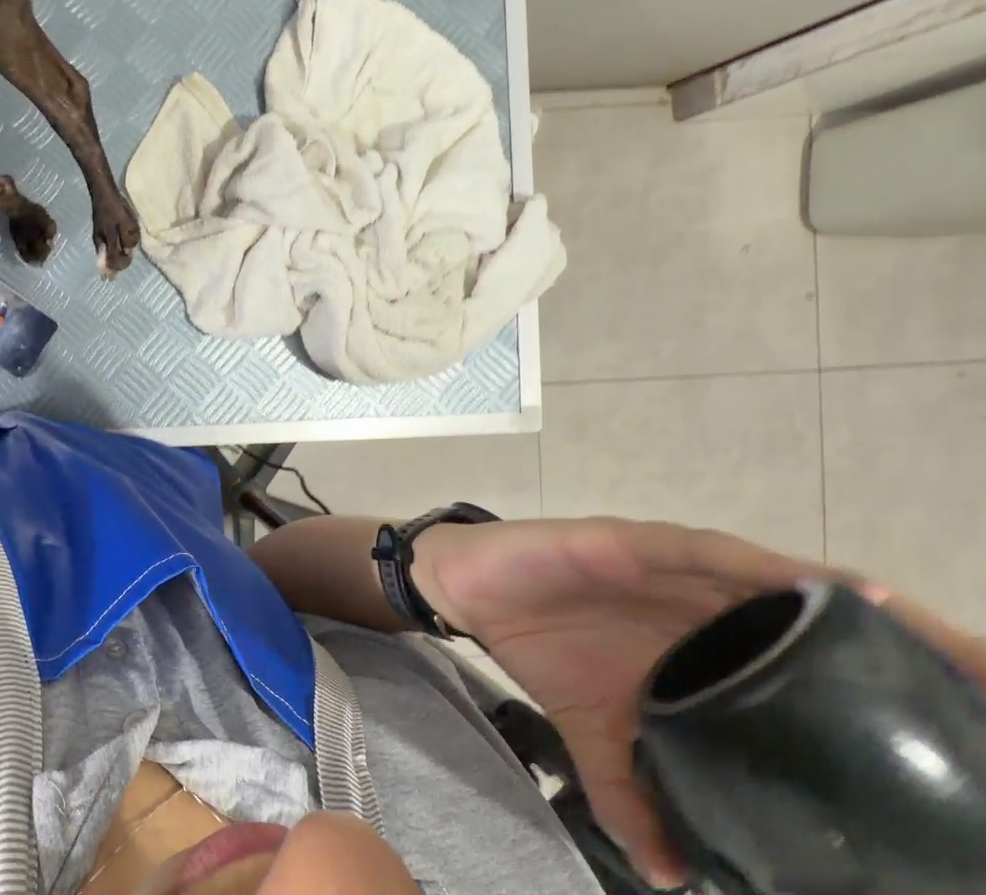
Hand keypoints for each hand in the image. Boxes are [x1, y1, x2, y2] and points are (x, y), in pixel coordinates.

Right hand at [410, 519, 985, 889]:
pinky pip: (711, 553)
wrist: (469, 591)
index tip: (973, 738)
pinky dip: (773, 570)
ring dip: (867, 608)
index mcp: (705, 642)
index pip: (811, 662)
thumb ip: (632, 793)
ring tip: (952, 646)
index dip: (888, 690)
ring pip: (784, 581)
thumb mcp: (592, 732)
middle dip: (913, 651)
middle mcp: (706, 600)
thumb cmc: (540, 647)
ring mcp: (675, 566)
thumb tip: (674, 877)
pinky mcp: (632, 542)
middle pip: (823, 619)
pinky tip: (833, 589)